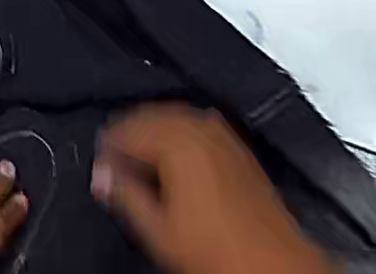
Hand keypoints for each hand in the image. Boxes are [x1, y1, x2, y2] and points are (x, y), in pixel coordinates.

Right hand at [94, 104, 336, 273]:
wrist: (275, 264)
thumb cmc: (218, 250)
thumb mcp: (159, 229)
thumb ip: (125, 195)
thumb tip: (101, 174)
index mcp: (176, 138)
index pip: (127, 128)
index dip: (109, 145)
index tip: (100, 162)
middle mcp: (197, 123)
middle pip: (149, 116)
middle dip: (129, 135)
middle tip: (113, 160)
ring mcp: (219, 129)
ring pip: (171, 117)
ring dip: (151, 133)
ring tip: (139, 161)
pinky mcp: (233, 140)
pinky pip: (192, 124)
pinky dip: (175, 135)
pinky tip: (171, 160)